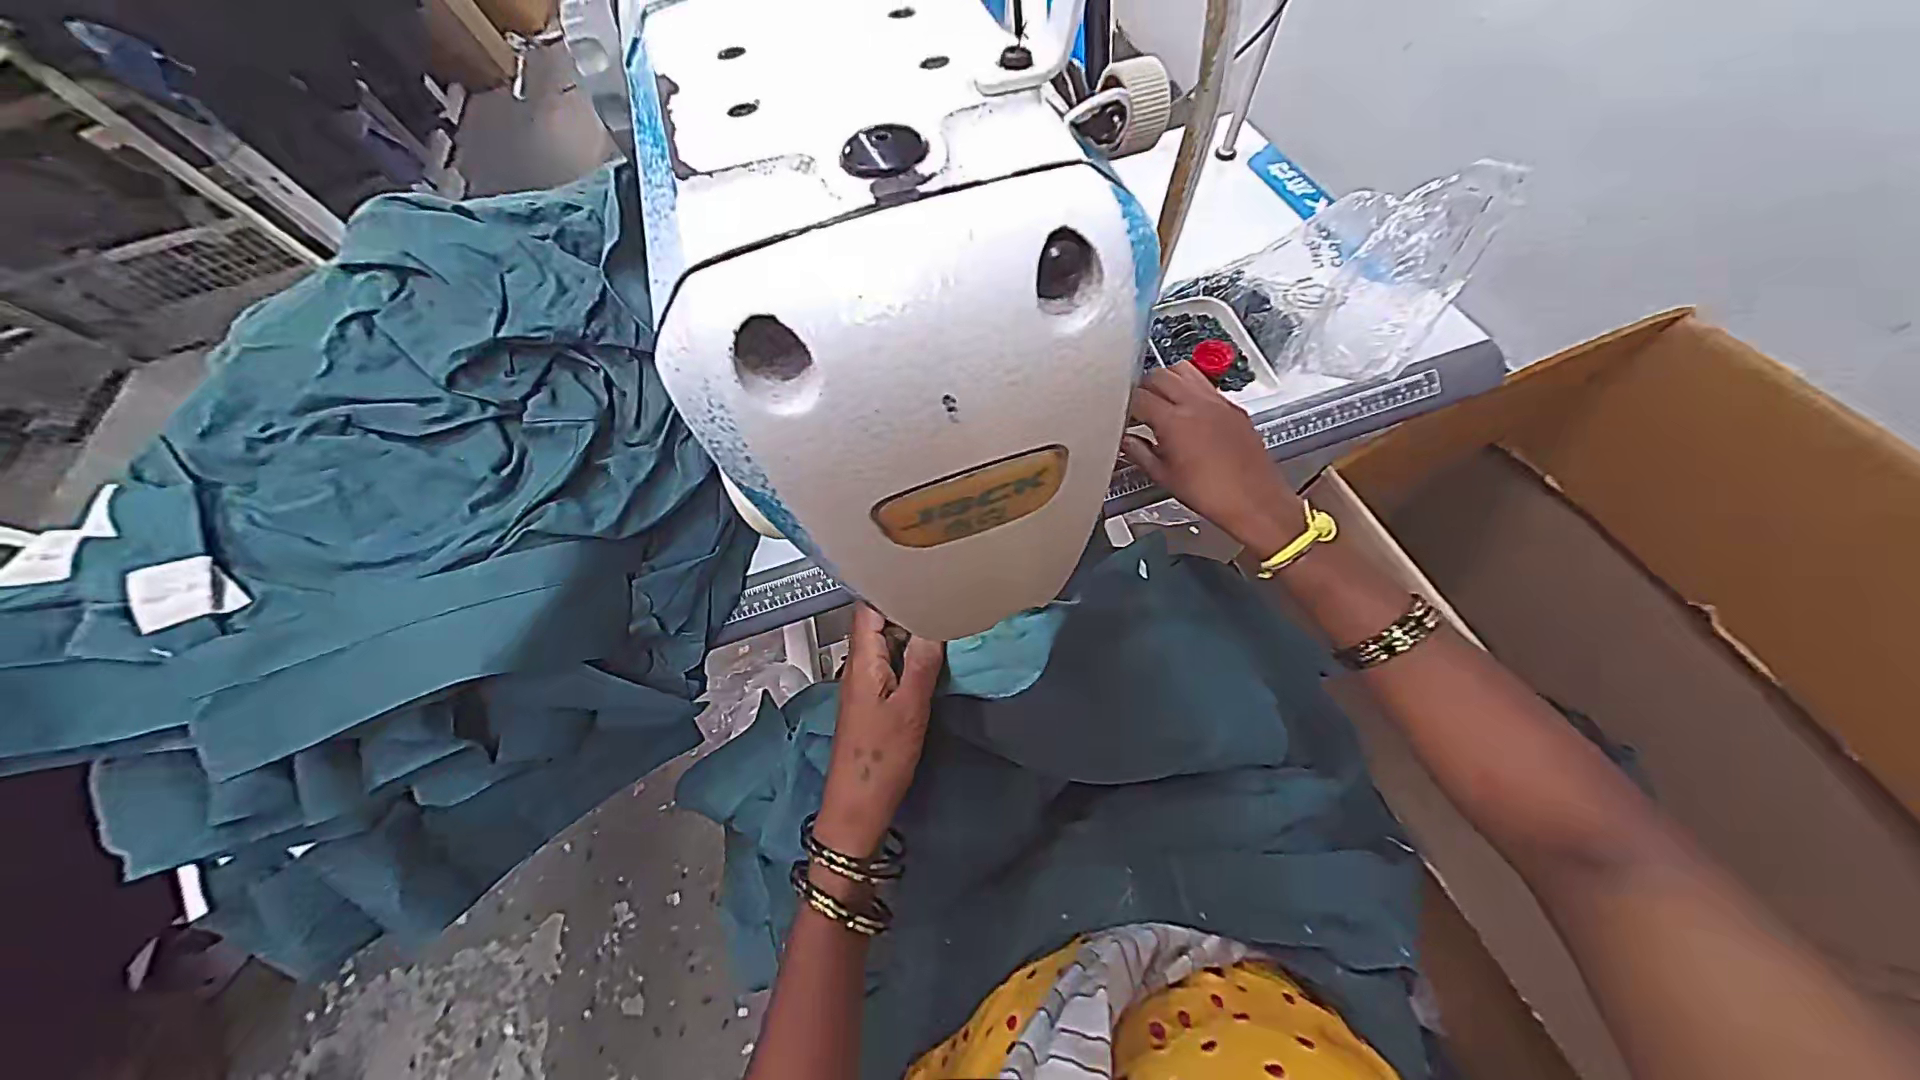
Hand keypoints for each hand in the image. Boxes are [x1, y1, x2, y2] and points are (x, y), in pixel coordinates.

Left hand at [816, 604, 943, 857]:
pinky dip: (910, 653)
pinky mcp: (873, 698)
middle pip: (878, 622)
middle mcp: (858, 665)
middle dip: (907, 606)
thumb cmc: (881, 758)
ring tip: (943, 617)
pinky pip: (891, 662)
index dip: (891, 586)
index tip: (921, 573)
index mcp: (862, 660)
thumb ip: (923, 662)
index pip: (868, 607)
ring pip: (886, 642)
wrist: (858, 805)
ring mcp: (865, 682)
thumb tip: (935, 623)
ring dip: (910, 631)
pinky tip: (932, 654)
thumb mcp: (910, 708)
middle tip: (942, 593)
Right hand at [1122, 361, 1304, 551]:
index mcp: (1174, 421)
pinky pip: (1206, 385)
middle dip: (1143, 388)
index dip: (1125, 404)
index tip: (1122, 415)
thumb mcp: (1165, 476)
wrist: (1254, 500)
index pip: (1139, 396)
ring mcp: (1217, 402)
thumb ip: (1140, 453)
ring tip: (1161, 401)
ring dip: (1167, 380)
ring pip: (1184, 370)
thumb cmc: (1214, 494)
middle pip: (1160, 375)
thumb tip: (1127, 442)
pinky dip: (1190, 389)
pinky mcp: (1233, 407)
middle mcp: (1196, 404)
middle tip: (1137, 406)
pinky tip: (1187, 411)